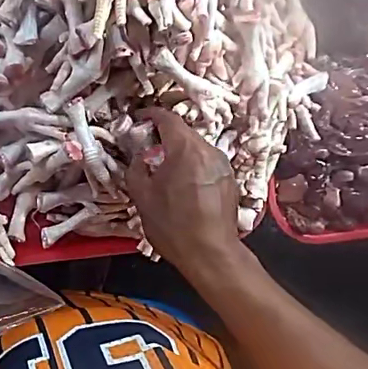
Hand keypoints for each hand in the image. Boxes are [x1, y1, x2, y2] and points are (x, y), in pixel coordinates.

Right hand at [125, 108, 245, 275]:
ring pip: (197, 149)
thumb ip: (136, 168)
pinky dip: (194, 167)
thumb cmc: (174, 226)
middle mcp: (209, 151)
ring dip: (180, 154)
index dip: (151, 115)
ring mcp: (223, 166)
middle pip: (184, 133)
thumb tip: (141, 157)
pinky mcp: (231, 180)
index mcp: (186, 149)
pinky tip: (184, 186)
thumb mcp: (142, 196)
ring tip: (165, 170)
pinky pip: (208, 164)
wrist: (210, 253)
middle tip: (148, 148)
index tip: (140, 119)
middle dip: (165, 137)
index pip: (168, 118)